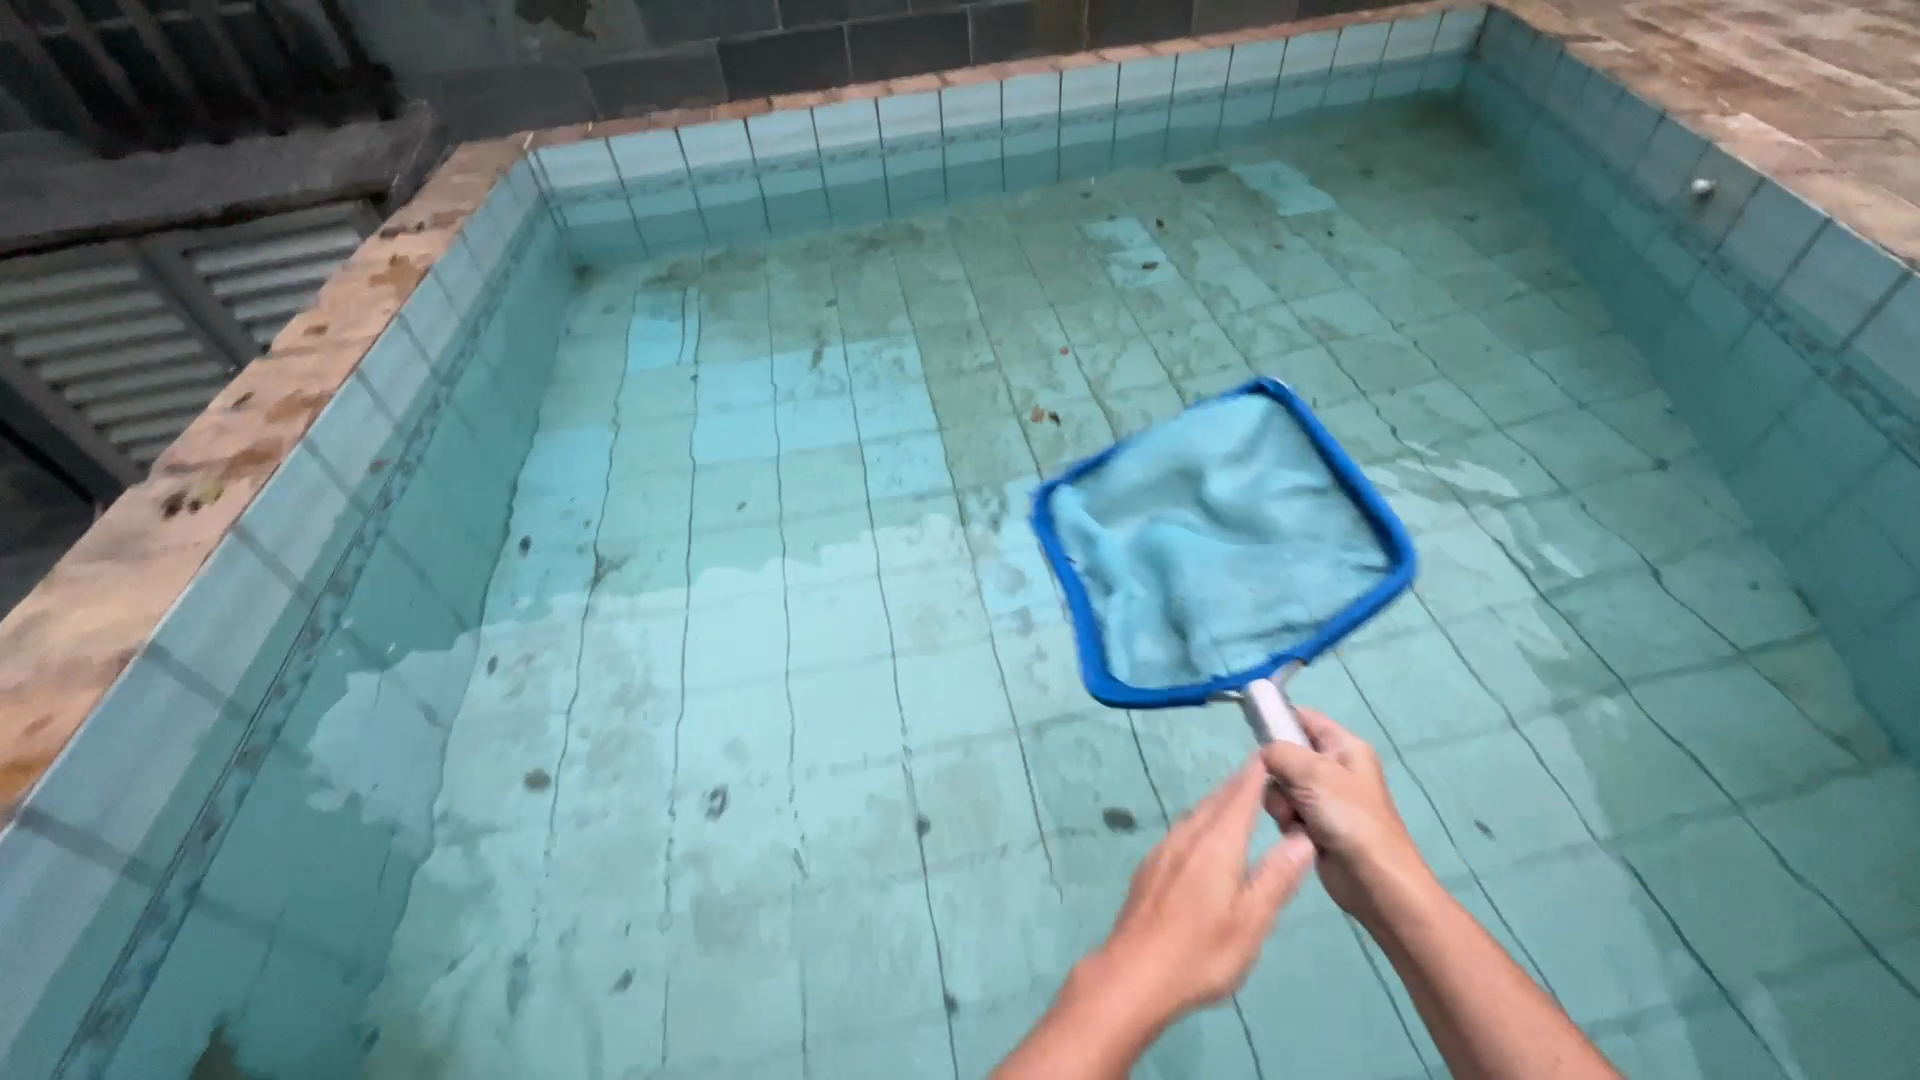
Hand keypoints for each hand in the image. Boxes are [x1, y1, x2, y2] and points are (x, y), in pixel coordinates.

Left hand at [1084, 759, 1316, 1023]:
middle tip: (1265, 777)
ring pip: (1197, 815)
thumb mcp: (1252, 921)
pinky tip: (1206, 840)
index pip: (1240, 795)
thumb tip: (1302, 837)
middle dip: (1241, 785)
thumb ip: (1277, 877)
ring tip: (1241, 804)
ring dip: (1220, 804)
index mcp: (1216, 843)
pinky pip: (1183, 832)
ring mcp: (1164, 850)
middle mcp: (1187, 836)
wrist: (1134, 973)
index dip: (1257, 773)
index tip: (1273, 756)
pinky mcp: (1150, 868)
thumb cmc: (1202, 950)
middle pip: (1217, 800)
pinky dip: (1202, 824)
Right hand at [1260, 708, 1439, 931]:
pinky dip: (1286, 819)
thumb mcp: (1313, 772)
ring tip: (1294, 817)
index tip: (1254, 733)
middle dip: (1277, 772)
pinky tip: (1297, 832)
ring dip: (1281, 800)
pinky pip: (1286, 809)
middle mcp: (1334, 768)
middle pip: (1287, 754)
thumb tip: (1264, 754)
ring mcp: (1325, 797)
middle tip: (1285, 788)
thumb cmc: (1349, 817)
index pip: (1305, 718)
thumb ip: (1279, 752)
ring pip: (1281, 784)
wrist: (1374, 878)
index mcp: (1344, 747)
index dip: (1279, 719)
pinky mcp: (1315, 822)